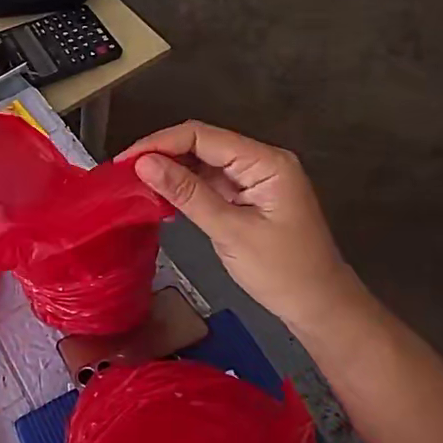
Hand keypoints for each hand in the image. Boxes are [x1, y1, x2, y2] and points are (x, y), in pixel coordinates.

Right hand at [120, 121, 359, 332]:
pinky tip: (159, 197)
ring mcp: (253, 179)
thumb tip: (144, 164)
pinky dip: (183, 188)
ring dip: (169, 171)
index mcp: (265, 162)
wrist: (319, 306)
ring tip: (134, 184)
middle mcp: (260, 162)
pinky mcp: (246, 197)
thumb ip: (186, 194)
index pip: (202, 136)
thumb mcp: (230, 232)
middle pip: (201, 144)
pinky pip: (208, 183)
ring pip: (201, 163)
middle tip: (123, 173)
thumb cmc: (284, 272)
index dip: (159, 143)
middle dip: (161, 154)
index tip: (125, 160)